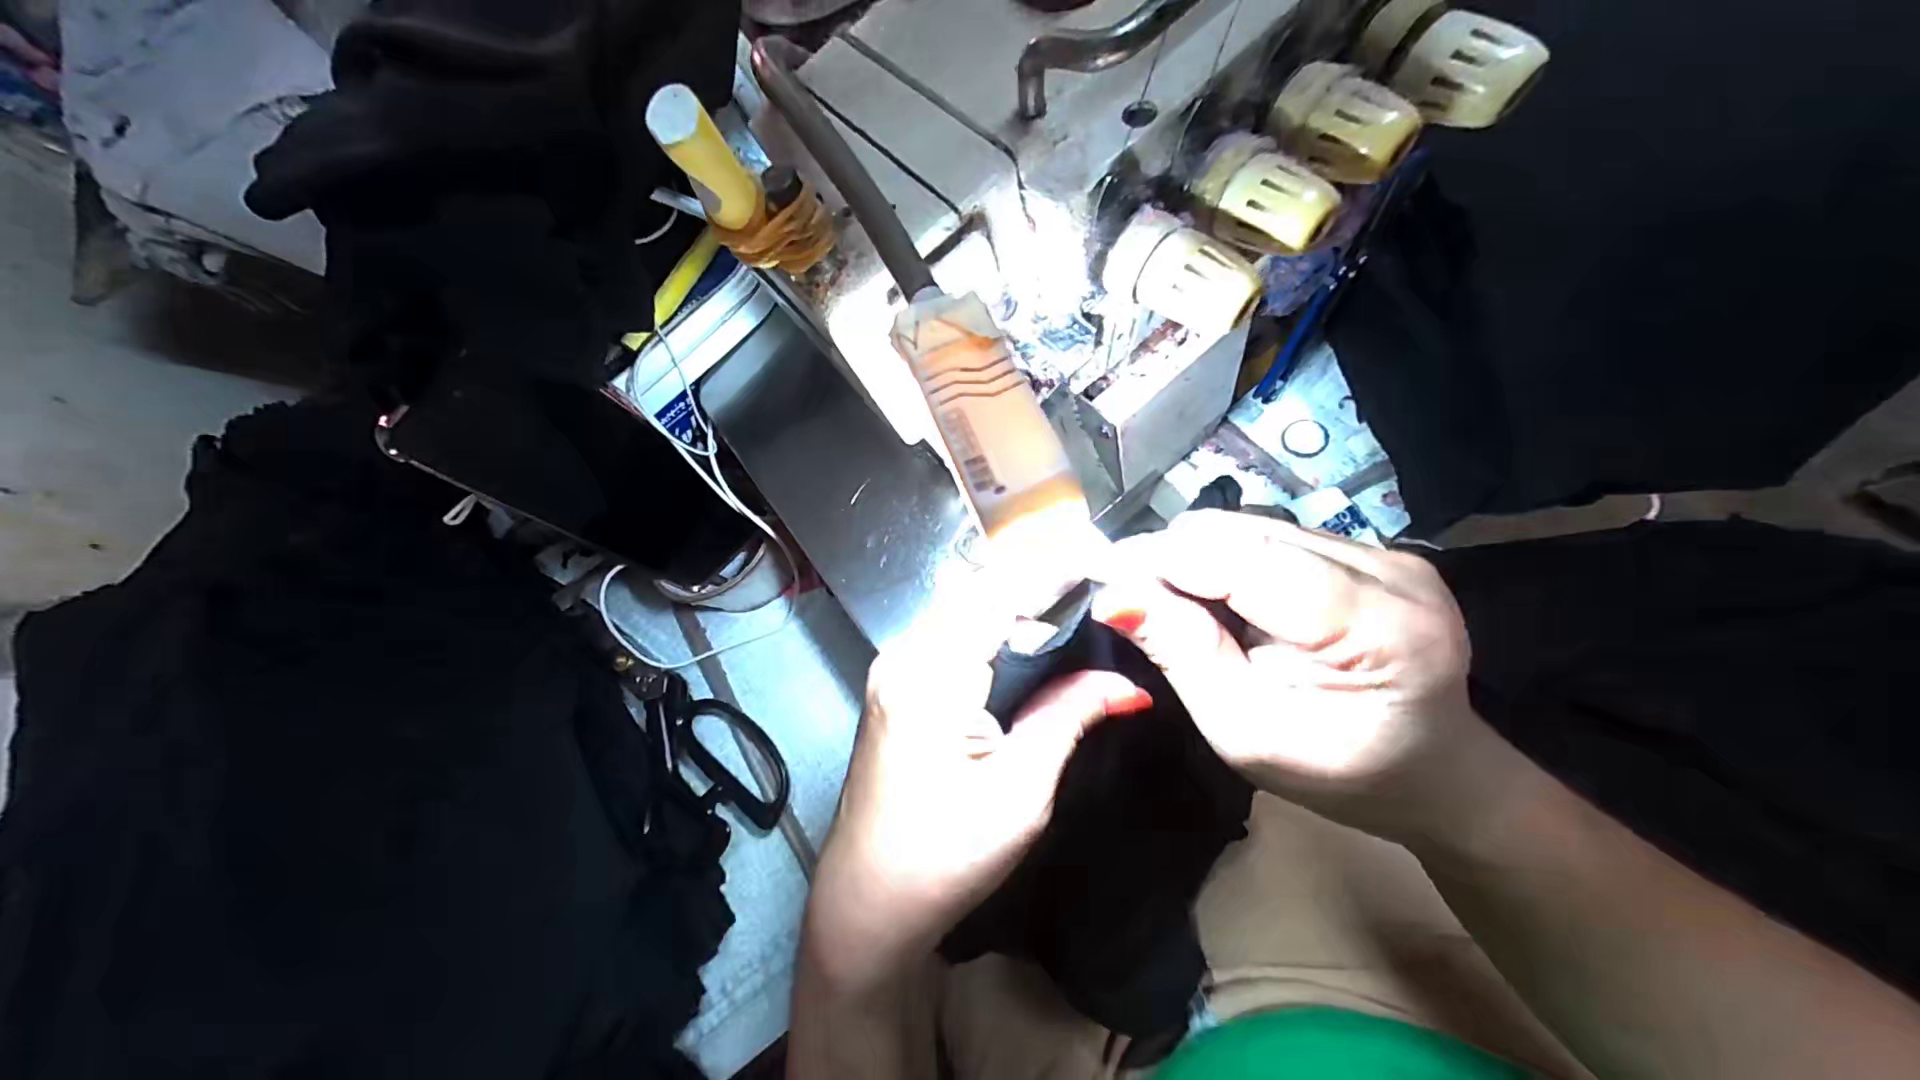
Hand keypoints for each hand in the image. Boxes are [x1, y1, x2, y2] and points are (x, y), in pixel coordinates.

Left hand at [806, 572, 1150, 992]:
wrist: (868, 902)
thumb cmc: (946, 856)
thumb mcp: (1022, 790)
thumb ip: (1068, 716)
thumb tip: (1125, 683)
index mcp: (931, 675)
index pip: (1000, 594)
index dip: (1054, 568)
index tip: (1105, 554)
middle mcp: (904, 654)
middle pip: (978, 590)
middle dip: (1039, 578)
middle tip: (1100, 580)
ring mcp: (894, 666)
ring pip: (964, 606)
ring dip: (1017, 599)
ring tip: (1076, 602)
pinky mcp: (897, 683)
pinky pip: (952, 632)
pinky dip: (994, 624)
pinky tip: (1030, 636)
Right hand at [1092, 510, 1514, 846]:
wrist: (1431, 770)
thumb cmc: (1338, 772)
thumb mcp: (1244, 730)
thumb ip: (1184, 654)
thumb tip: (1114, 595)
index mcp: (1371, 626)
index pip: (1244, 561)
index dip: (1161, 560)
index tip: (1099, 576)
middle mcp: (1386, 569)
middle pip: (1244, 531)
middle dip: (1171, 557)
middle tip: (1130, 597)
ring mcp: (1384, 552)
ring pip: (1251, 525)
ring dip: (1196, 557)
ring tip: (1177, 604)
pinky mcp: (1371, 549)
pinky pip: (1271, 535)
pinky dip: (1227, 560)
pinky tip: (1222, 599)